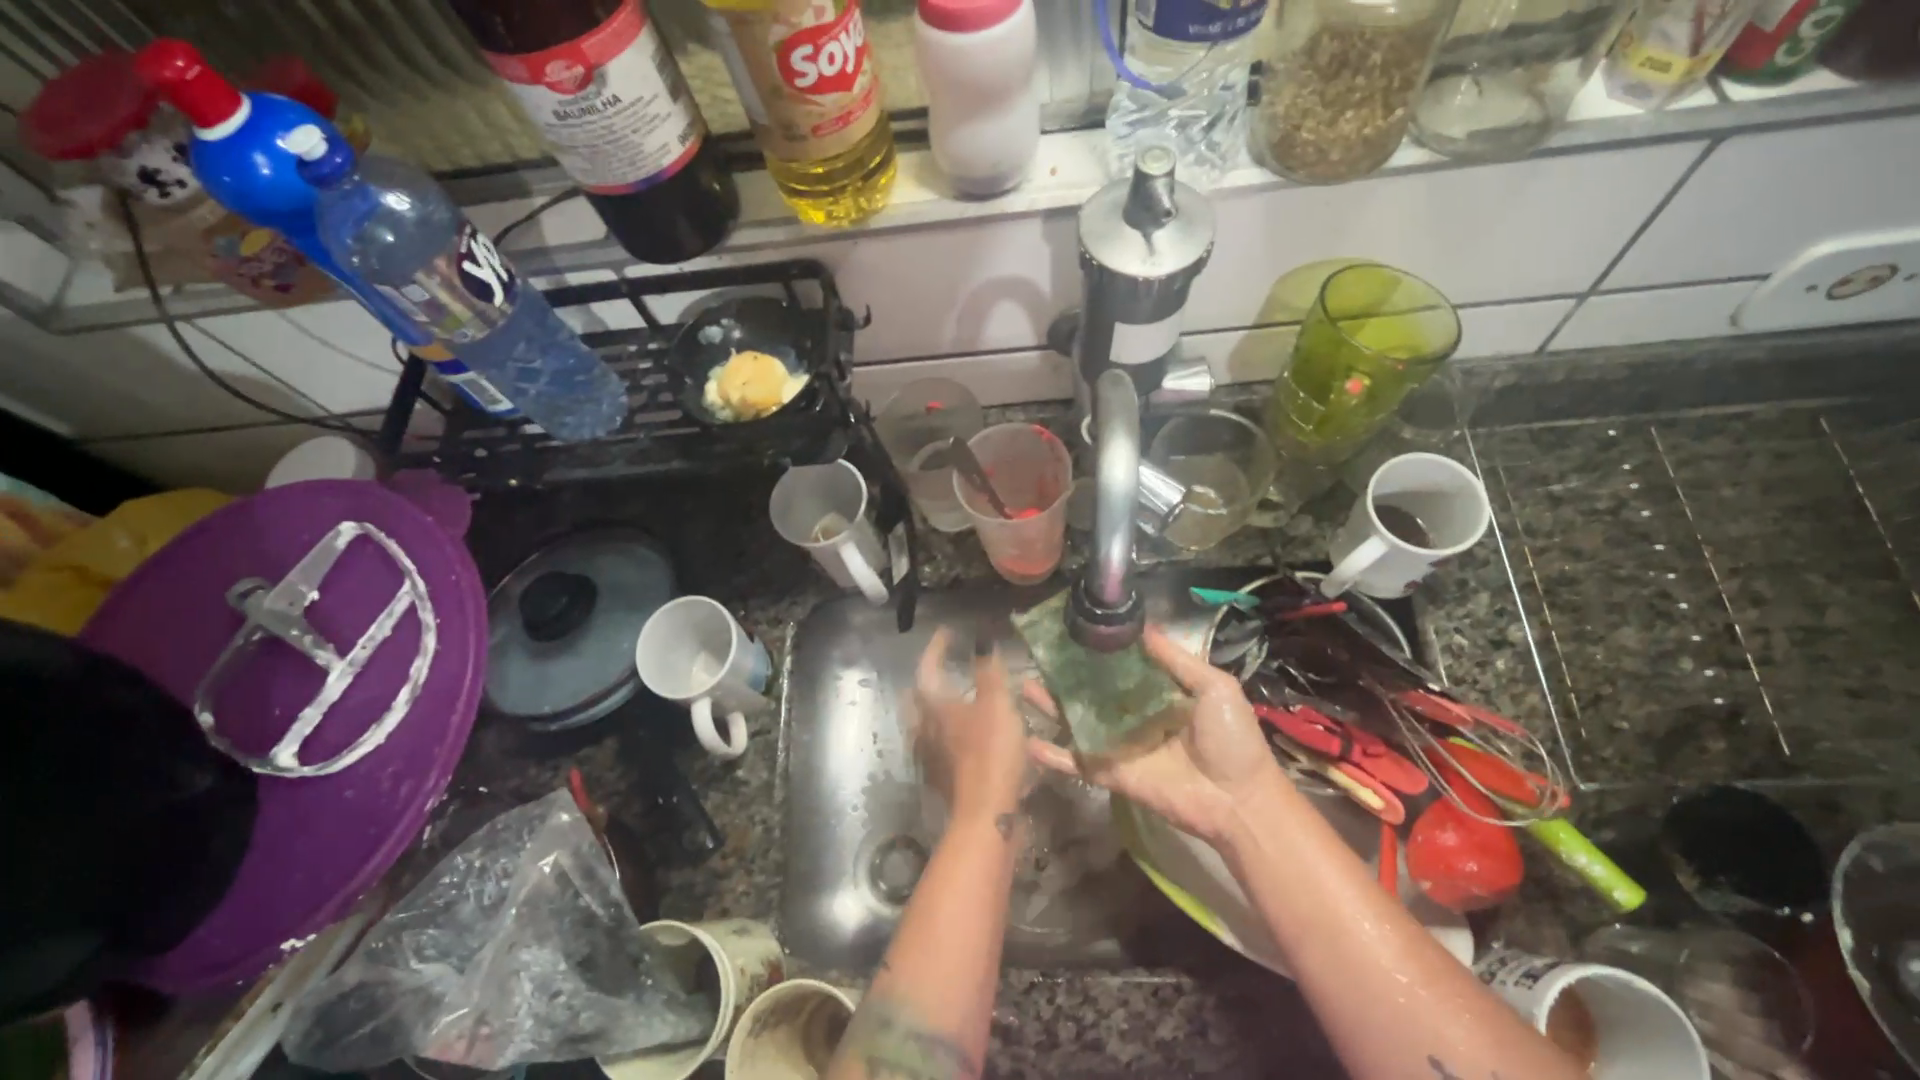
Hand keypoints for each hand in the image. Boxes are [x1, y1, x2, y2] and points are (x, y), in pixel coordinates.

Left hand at [913, 627, 1029, 834]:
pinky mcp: (943, 778)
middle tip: (946, 669)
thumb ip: (989, 671)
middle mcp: (924, 729)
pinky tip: (969, 736)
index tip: (947, 633)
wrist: (986, 814)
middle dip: (932, 681)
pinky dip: (952, 734)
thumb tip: (981, 639)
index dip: (936, 648)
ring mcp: (930, 756)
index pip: (927, 668)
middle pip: (919, 698)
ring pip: (928, 724)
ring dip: (941, 709)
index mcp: (933, 706)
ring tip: (960, 701)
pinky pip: (942, 747)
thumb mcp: (997, 705)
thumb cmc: (990, 753)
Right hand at [1024, 625, 1286, 844]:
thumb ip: (1175, 659)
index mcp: (1161, 693)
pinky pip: (1079, 762)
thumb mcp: (1213, 687)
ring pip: (1079, 723)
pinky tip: (1029, 742)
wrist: (1238, 799)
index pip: (1124, 667)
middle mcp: (1136, 716)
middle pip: (1094, 692)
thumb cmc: (1231, 739)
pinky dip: (1055, 756)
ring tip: (1024, 686)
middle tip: (1040, 655)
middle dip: (1067, 675)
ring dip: (1053, 707)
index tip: (1075, 630)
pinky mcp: (1113, 775)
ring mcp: (1122, 746)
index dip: (1102, 650)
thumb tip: (1140, 628)